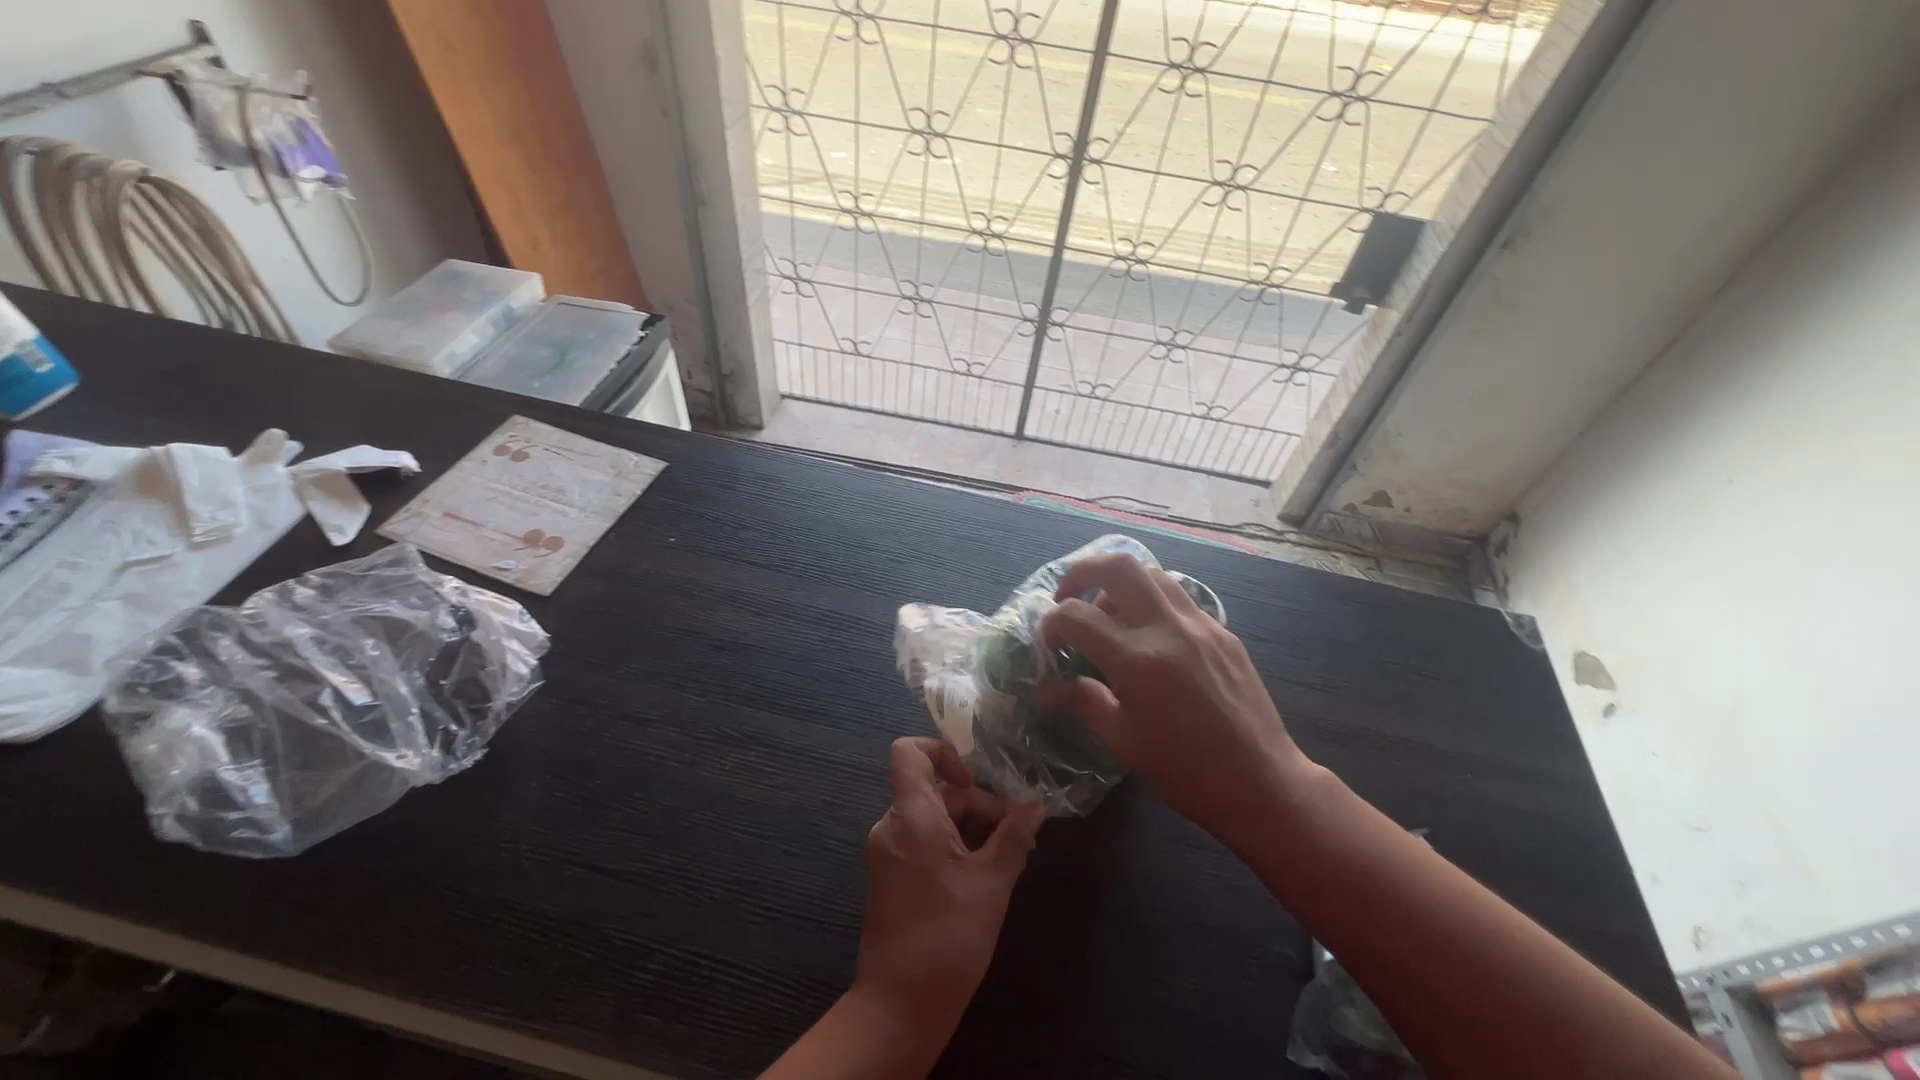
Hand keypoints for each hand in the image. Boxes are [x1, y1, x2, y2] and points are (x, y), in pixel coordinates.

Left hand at [855, 737, 1044, 1029]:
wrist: (900, 1003)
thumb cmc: (949, 935)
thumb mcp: (992, 883)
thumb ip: (1014, 837)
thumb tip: (1036, 806)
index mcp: (911, 817)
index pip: (908, 752)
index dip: (943, 752)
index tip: (977, 780)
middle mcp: (892, 826)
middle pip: (934, 790)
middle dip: (978, 804)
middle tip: (1020, 833)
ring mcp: (888, 853)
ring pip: (932, 818)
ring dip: (971, 827)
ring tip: (1012, 855)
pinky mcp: (891, 878)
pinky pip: (923, 842)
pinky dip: (954, 846)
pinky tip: (987, 873)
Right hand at [1038, 553, 1318, 845]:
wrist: (1259, 782)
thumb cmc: (1183, 770)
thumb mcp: (1122, 740)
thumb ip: (1083, 700)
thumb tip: (1048, 689)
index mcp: (1136, 659)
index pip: (1075, 615)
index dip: (1051, 625)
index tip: (1050, 645)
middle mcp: (1168, 629)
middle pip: (1118, 566)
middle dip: (1082, 572)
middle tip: (1070, 598)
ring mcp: (1202, 626)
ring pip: (1154, 574)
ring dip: (1122, 584)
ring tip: (1111, 616)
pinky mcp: (1225, 633)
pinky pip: (1182, 600)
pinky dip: (1155, 604)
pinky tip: (1151, 639)